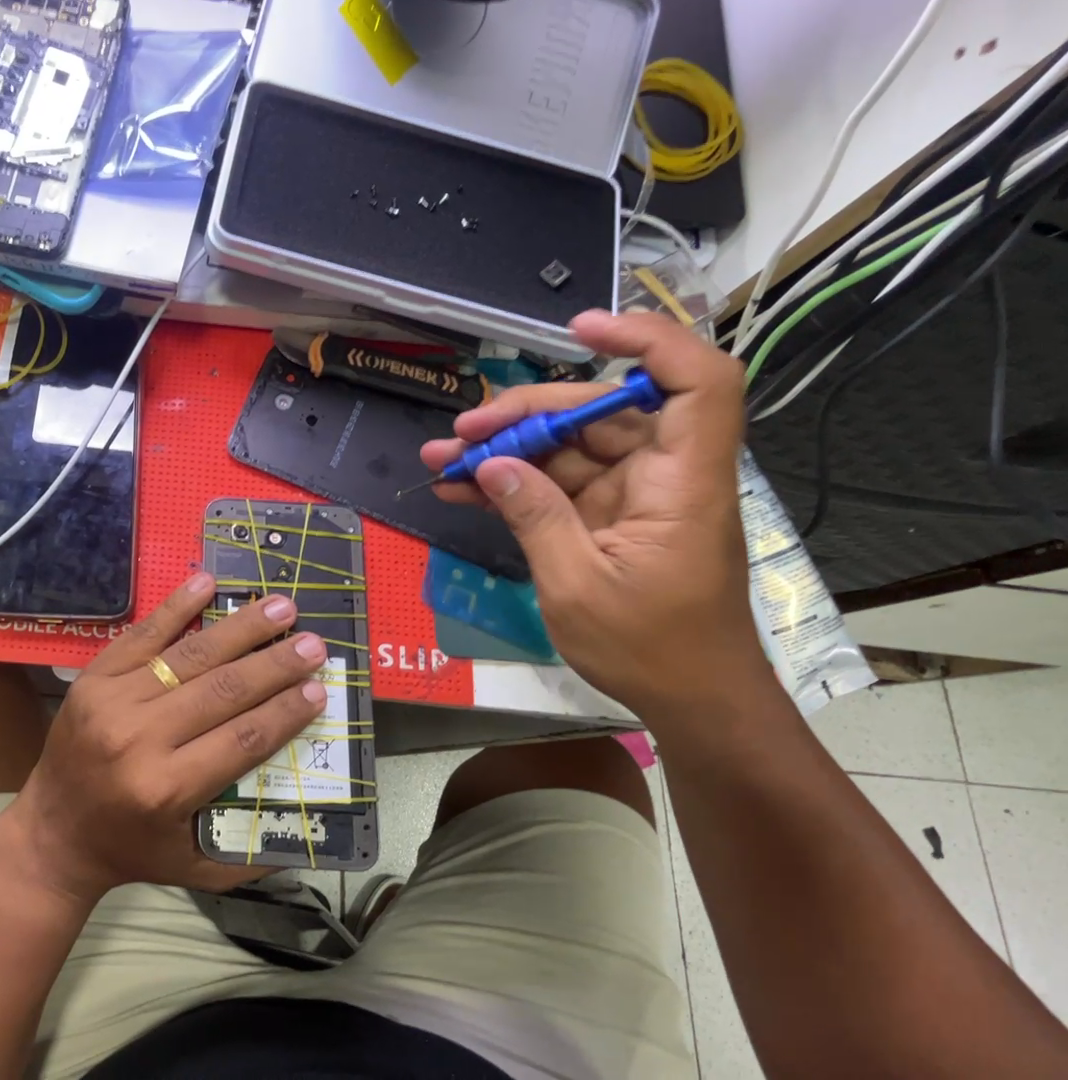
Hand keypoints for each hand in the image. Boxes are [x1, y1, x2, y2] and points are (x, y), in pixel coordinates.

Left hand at [0, 573, 328, 903]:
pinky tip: (207, 581)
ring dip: (239, 628)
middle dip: (274, 665)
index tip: (318, 689)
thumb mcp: (194, 867)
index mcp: (166, 788)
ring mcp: (111, 702)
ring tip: (280, 607)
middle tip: (314, 644)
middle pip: (221, 691)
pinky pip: (140, 635)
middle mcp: (139, 740)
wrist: (53, 832)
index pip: (242, 738)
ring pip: (187, 657)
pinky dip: (175, 607)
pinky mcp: (92, 679)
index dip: (284, 712)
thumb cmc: (130, 850)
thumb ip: (251, 853)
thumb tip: (311, 824)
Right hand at [420, 311, 772, 718]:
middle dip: (528, 413)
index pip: (694, 383)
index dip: (648, 340)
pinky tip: (462, 485)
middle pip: (603, 411)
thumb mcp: (577, 585)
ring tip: (444, 457)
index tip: (581, 330)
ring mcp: (634, 495)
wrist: (690, 698)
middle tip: (463, 431)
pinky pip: (557, 484)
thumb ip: (536, 517)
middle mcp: (664, 474)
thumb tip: (494, 465)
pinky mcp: (609, 516)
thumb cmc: (650, 647)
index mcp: (683, 482)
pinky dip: (513, 484)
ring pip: (570, 446)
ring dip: (506, 449)